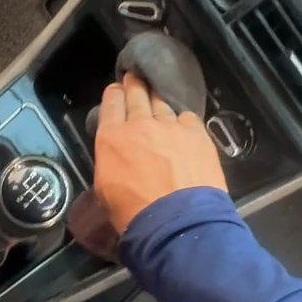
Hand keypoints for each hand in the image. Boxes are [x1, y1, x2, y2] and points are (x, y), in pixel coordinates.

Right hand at [93, 72, 228, 231]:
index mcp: (112, 139)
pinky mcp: (197, 133)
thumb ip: (110, 161)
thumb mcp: (105, 188)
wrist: (176, 223)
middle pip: (136, 95)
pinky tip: (183, 126)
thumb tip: (117, 155)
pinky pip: (187, 118)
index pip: (111, 104)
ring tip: (158, 97)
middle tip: (135, 79)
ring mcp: (171, 126)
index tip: (117, 89)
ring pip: (162, 104)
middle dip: (134, 85)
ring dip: (158, 100)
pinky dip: (183, 120)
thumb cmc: (134, 214)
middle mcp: (140, 124)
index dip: (114, 95)